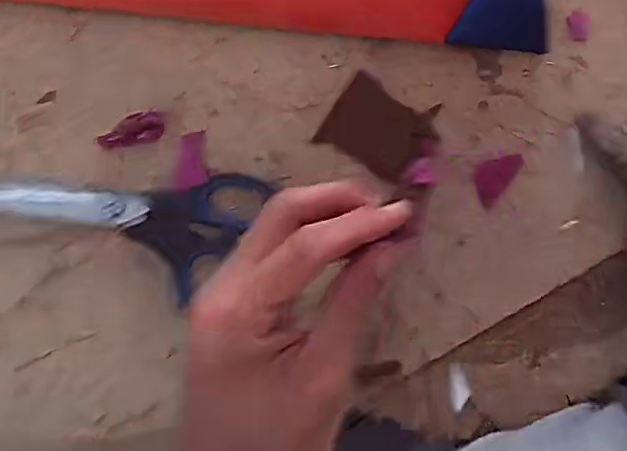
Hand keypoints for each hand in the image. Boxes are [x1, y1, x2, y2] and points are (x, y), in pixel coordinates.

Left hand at [181, 182, 412, 450]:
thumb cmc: (280, 438)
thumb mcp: (325, 374)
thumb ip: (356, 299)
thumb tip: (395, 241)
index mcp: (237, 313)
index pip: (306, 244)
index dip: (361, 222)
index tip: (406, 214)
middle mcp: (220, 288)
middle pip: (283, 213)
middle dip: (341, 199)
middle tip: (388, 208)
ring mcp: (222, 288)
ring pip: (279, 219)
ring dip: (331, 208)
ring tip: (377, 218)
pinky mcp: (233, 294)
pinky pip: (276, 240)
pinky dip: (317, 226)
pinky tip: (349, 235)